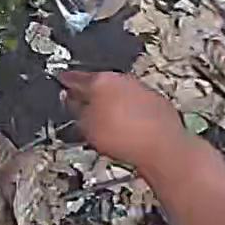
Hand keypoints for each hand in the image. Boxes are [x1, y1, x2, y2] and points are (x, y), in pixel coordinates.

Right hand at [57, 71, 194, 171]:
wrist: (162, 147)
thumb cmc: (122, 136)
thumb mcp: (85, 127)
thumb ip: (75, 109)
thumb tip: (71, 101)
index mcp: (100, 81)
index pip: (76, 78)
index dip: (66, 82)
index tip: (62, 82)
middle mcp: (122, 79)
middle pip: (99, 84)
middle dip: (90, 94)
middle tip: (82, 108)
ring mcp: (141, 89)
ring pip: (118, 93)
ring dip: (110, 103)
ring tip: (104, 122)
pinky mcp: (157, 102)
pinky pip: (135, 103)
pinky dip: (128, 112)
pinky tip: (125, 127)